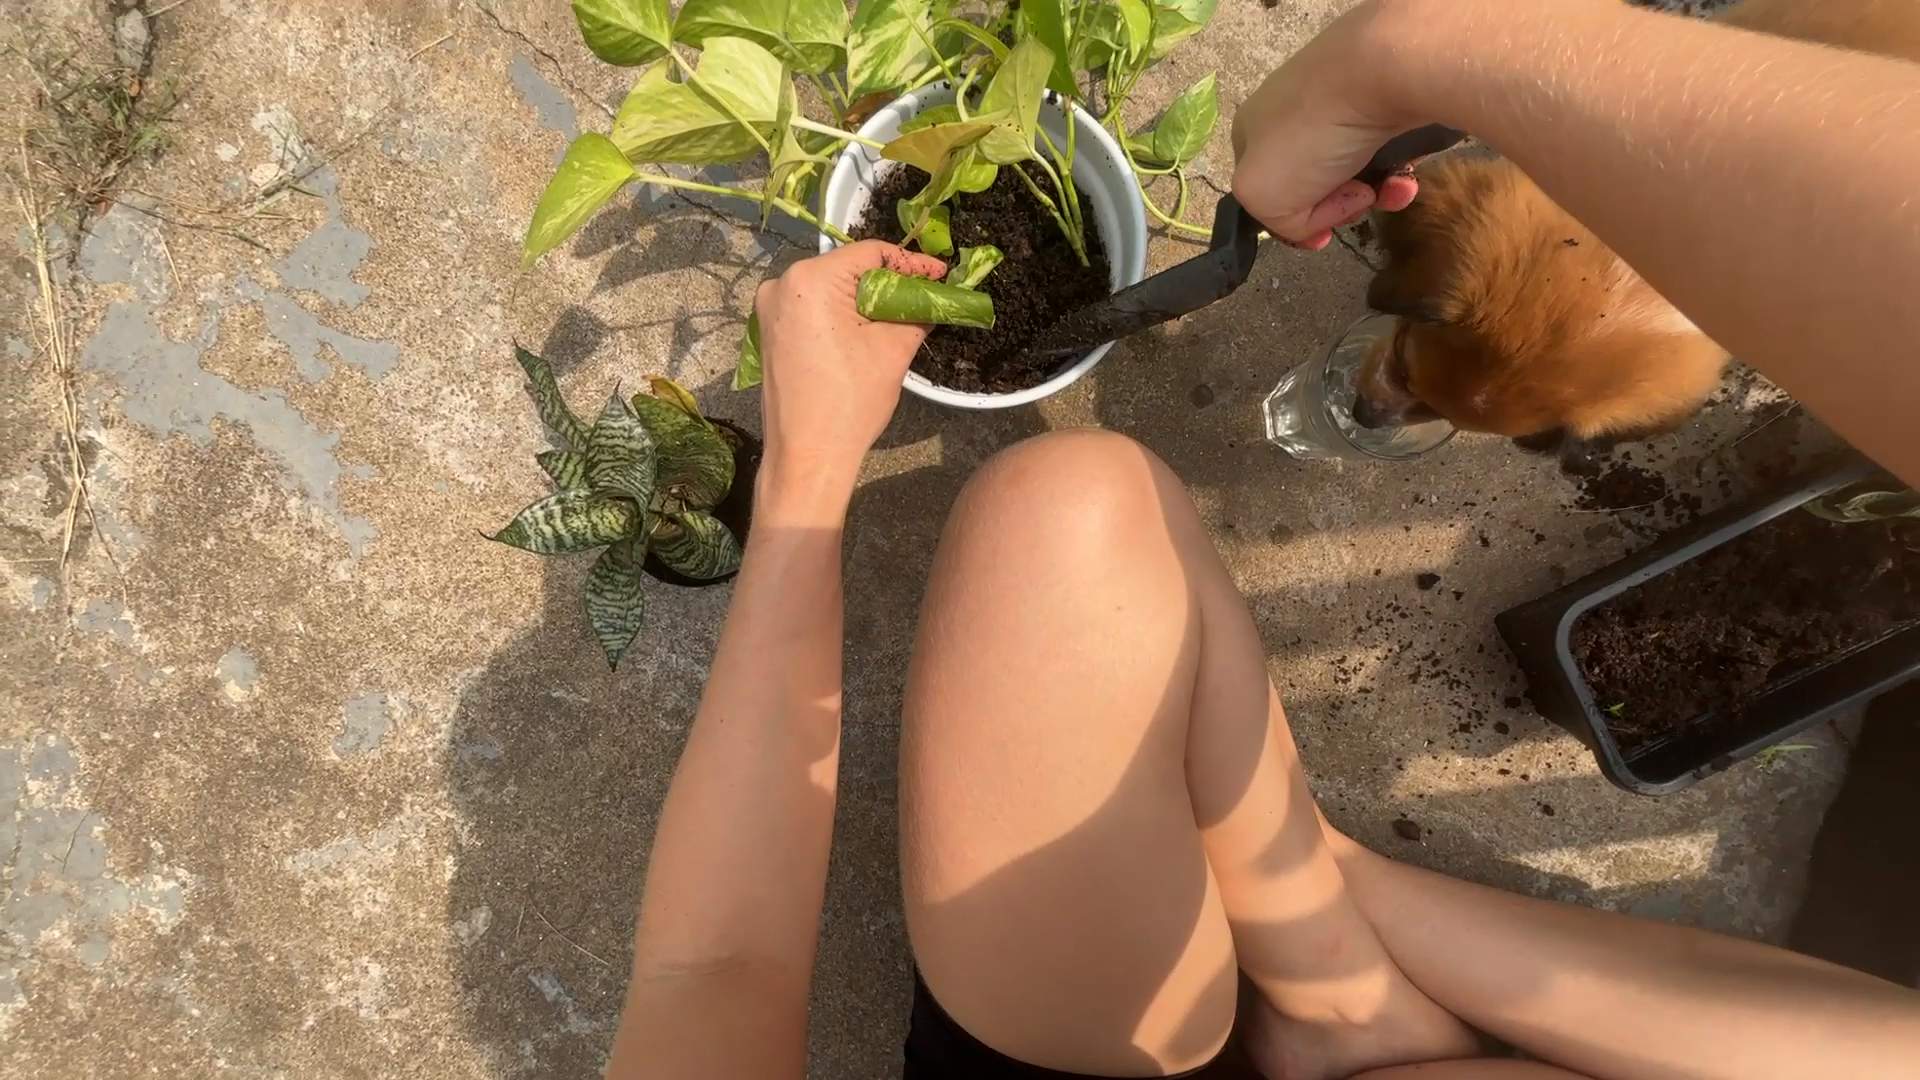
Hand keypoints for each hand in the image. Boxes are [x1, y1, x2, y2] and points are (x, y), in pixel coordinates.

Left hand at [754, 240, 946, 492]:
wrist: (808, 457)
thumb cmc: (849, 404)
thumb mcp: (893, 351)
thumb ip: (917, 313)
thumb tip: (936, 299)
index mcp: (810, 281)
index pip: (870, 252)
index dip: (910, 263)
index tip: (940, 275)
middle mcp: (781, 286)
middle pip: (848, 271)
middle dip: (889, 285)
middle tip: (923, 299)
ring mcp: (769, 312)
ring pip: (831, 293)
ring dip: (865, 304)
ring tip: (899, 320)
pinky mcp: (769, 335)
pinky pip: (814, 313)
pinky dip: (842, 319)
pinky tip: (865, 337)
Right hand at [1230, 0, 1426, 248]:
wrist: (1384, 68)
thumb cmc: (1307, 136)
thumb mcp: (1261, 197)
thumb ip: (1279, 223)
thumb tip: (1322, 217)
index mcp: (1250, 132)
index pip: (1263, 192)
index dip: (1289, 222)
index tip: (1318, 236)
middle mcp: (1290, 113)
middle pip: (1311, 184)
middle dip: (1335, 207)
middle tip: (1355, 208)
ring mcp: (1340, 100)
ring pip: (1354, 170)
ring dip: (1372, 194)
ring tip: (1388, 193)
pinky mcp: (1387, 94)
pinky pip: (1390, 148)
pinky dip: (1399, 171)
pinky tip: (1406, 177)